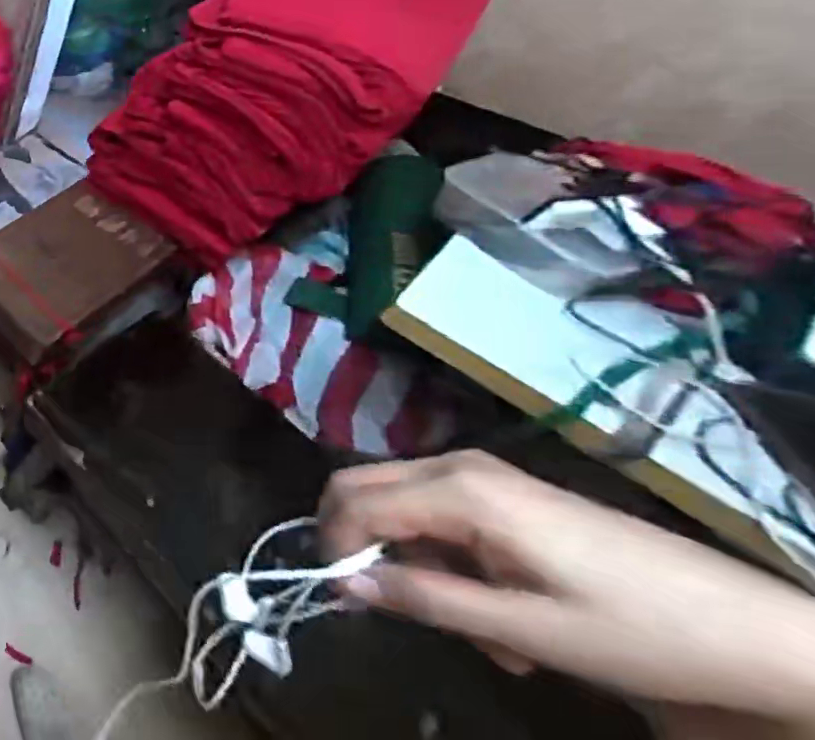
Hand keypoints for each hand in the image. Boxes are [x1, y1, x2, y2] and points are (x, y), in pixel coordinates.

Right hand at [319, 451, 814, 726]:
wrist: (764, 634)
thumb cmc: (640, 632)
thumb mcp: (526, 629)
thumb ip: (425, 598)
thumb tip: (342, 584)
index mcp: (460, 491)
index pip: (358, 502)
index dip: (335, 545)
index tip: (340, 595)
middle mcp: (459, 466)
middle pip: (364, 485)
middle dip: (359, 541)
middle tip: (380, 598)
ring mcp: (484, 473)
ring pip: (399, 501)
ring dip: (412, 559)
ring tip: (473, 628)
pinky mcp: (505, 490)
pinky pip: (438, 510)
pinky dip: (444, 554)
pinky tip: (494, 603)